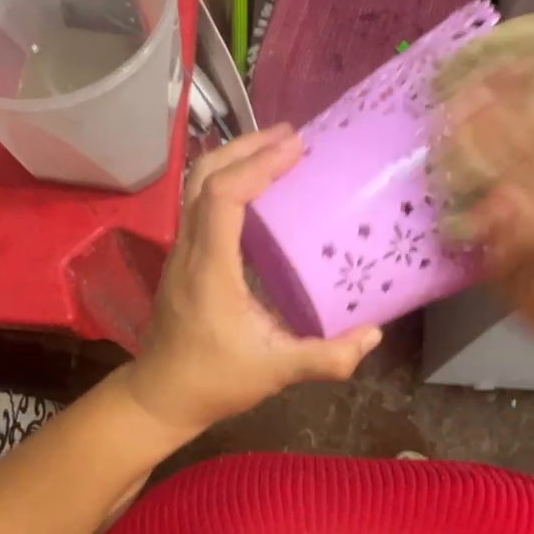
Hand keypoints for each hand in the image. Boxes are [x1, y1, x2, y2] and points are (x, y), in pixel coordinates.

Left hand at [124, 126, 382, 432]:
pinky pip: (199, 204)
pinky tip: (258, 192)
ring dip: (233, 160)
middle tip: (291, 137)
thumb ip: (326, 357)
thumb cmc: (214, 381)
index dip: (256, 165)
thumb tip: (372, 335)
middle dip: (245, 147)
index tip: (295, 148)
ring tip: (276, 152)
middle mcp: (189, 250)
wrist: (160, 396)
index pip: (222, 197)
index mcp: (210, 269)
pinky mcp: (182, 259)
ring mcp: (180, 252)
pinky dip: (227, 183)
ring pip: (195, 186)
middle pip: (203, 176)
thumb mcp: (276, 372)